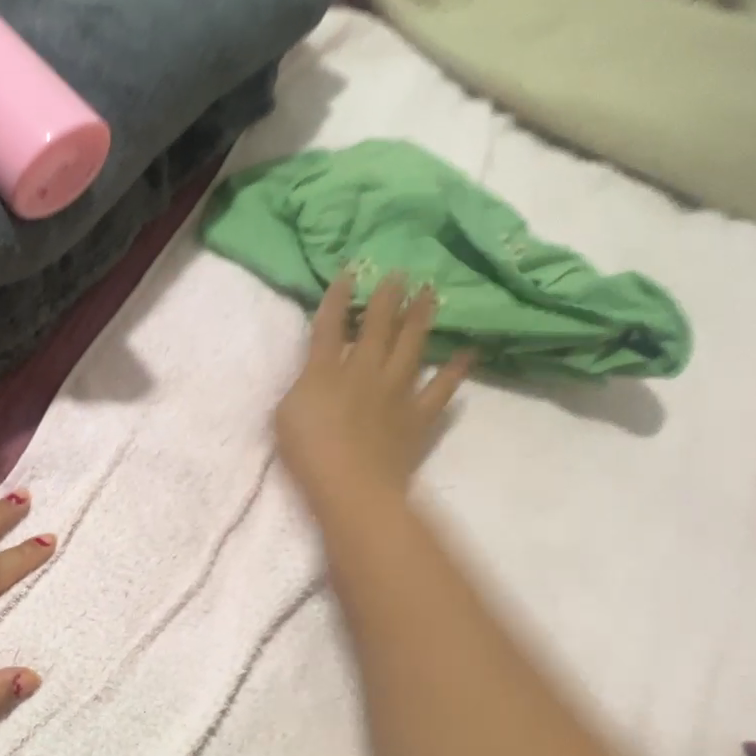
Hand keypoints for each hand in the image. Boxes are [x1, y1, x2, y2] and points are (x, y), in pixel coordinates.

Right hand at [275, 272, 471, 502]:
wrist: (350, 484)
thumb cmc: (306, 450)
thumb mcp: (287, 412)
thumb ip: (305, 385)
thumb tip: (318, 373)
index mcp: (324, 371)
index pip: (330, 326)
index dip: (339, 298)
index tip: (350, 272)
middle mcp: (364, 371)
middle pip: (377, 327)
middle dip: (387, 297)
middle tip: (401, 272)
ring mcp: (397, 390)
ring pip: (412, 345)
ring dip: (421, 317)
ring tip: (432, 293)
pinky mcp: (420, 414)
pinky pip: (442, 386)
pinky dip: (457, 368)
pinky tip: (468, 351)